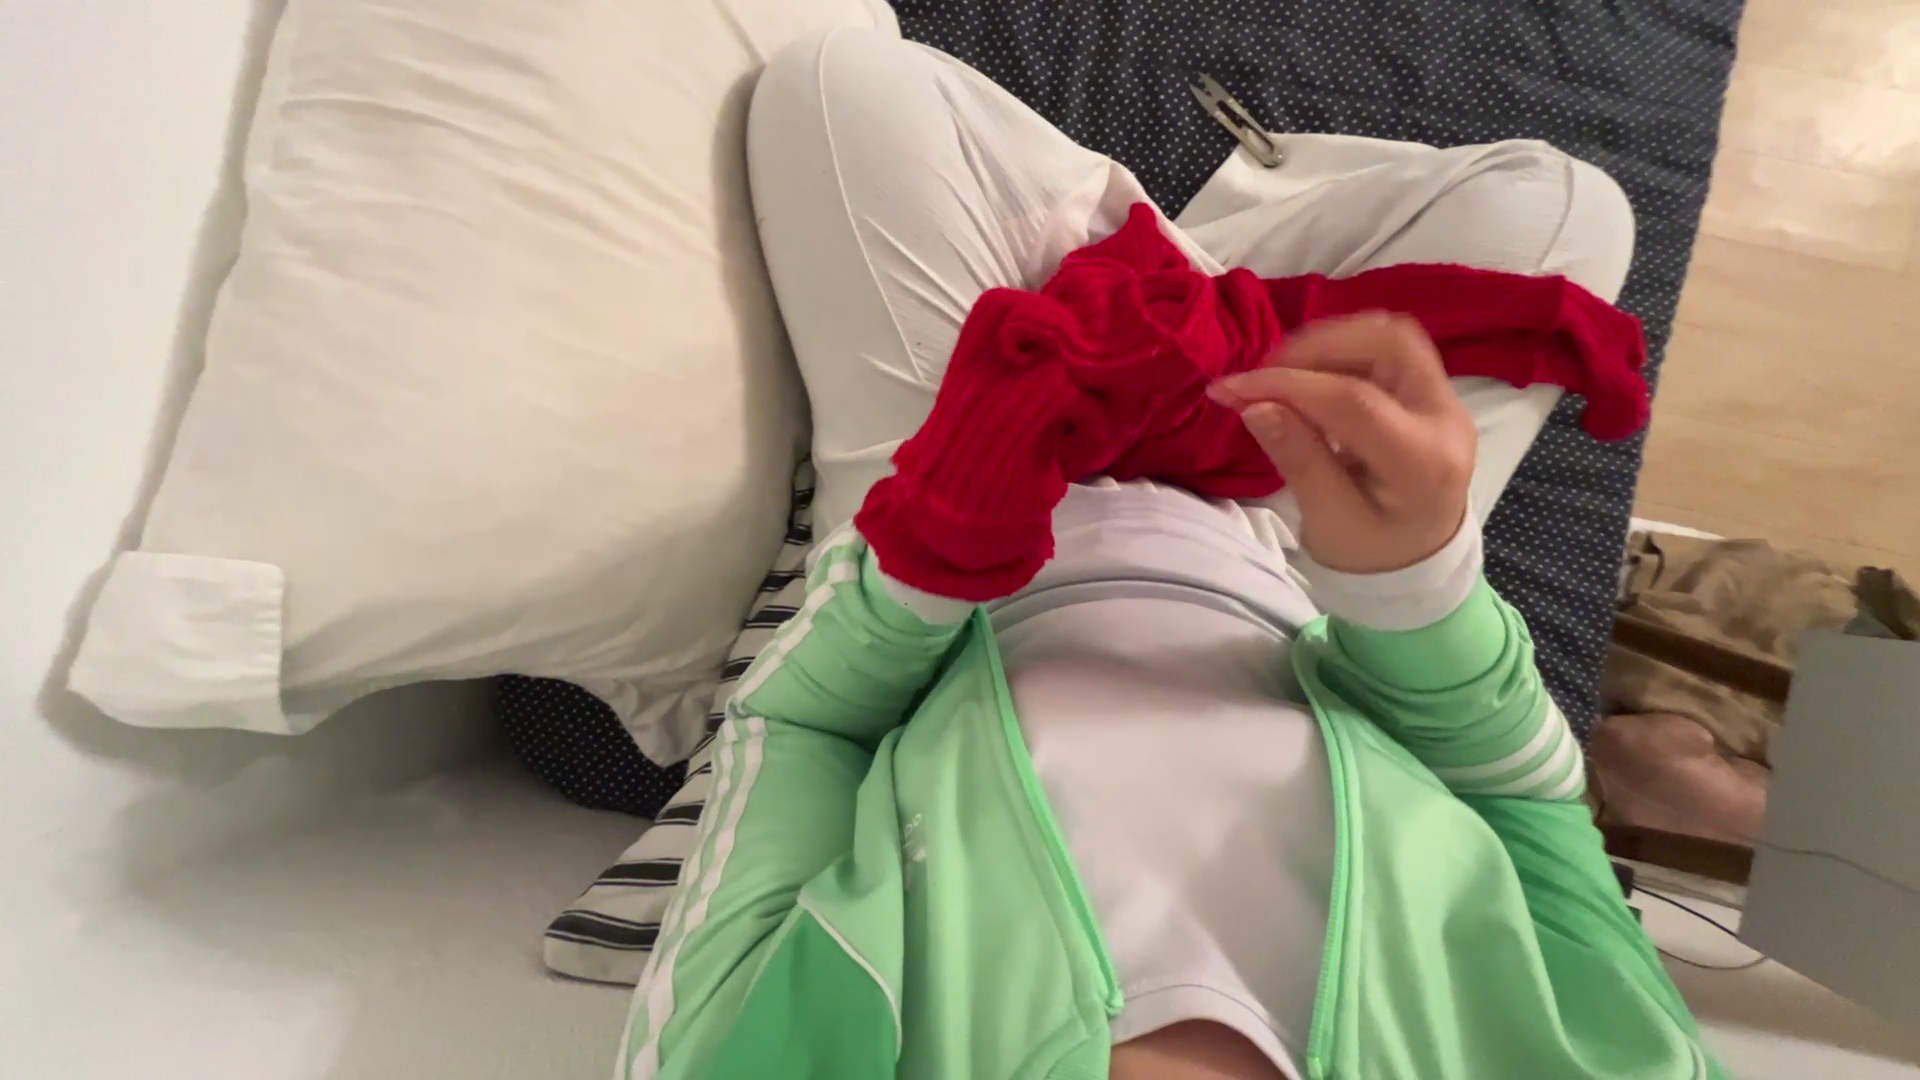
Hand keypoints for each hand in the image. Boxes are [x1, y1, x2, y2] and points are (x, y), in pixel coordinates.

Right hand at [1206, 313, 1475, 574]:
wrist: (1415, 561)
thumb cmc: (1369, 552)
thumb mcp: (1327, 520)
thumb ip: (1298, 459)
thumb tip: (1254, 407)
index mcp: (1421, 461)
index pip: (1352, 399)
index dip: (1285, 386)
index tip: (1229, 390)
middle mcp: (1445, 417)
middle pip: (1386, 343)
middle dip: (1314, 349)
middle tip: (1263, 378)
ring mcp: (1444, 399)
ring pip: (1388, 336)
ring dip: (1326, 345)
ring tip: (1281, 377)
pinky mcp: (1430, 392)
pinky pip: (1386, 350)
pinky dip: (1338, 353)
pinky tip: (1307, 381)